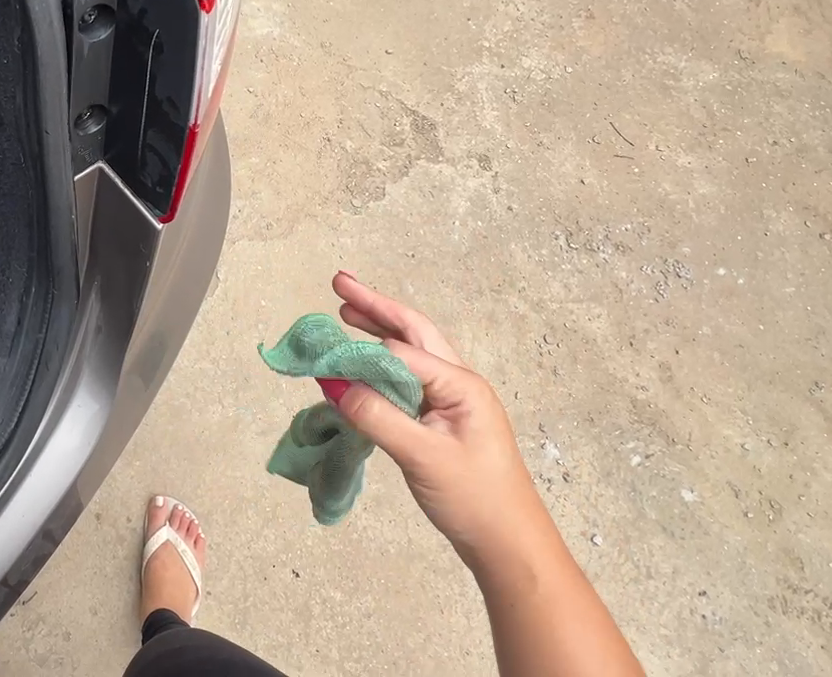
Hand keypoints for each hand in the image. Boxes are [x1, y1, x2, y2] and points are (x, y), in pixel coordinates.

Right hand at [328, 273, 644, 675]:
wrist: (511, 548)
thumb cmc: (476, 501)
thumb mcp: (423, 458)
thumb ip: (377, 417)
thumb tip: (333, 384)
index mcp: (459, 384)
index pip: (399, 351)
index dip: (358, 345)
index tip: (320, 346)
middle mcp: (456, 383)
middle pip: (410, 331)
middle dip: (375, 306)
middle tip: (338, 284)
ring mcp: (450, 400)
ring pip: (409, 351)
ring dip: (378, 328)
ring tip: (345, 310)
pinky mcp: (440, 419)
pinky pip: (405, 377)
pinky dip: (379, 361)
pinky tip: (362, 361)